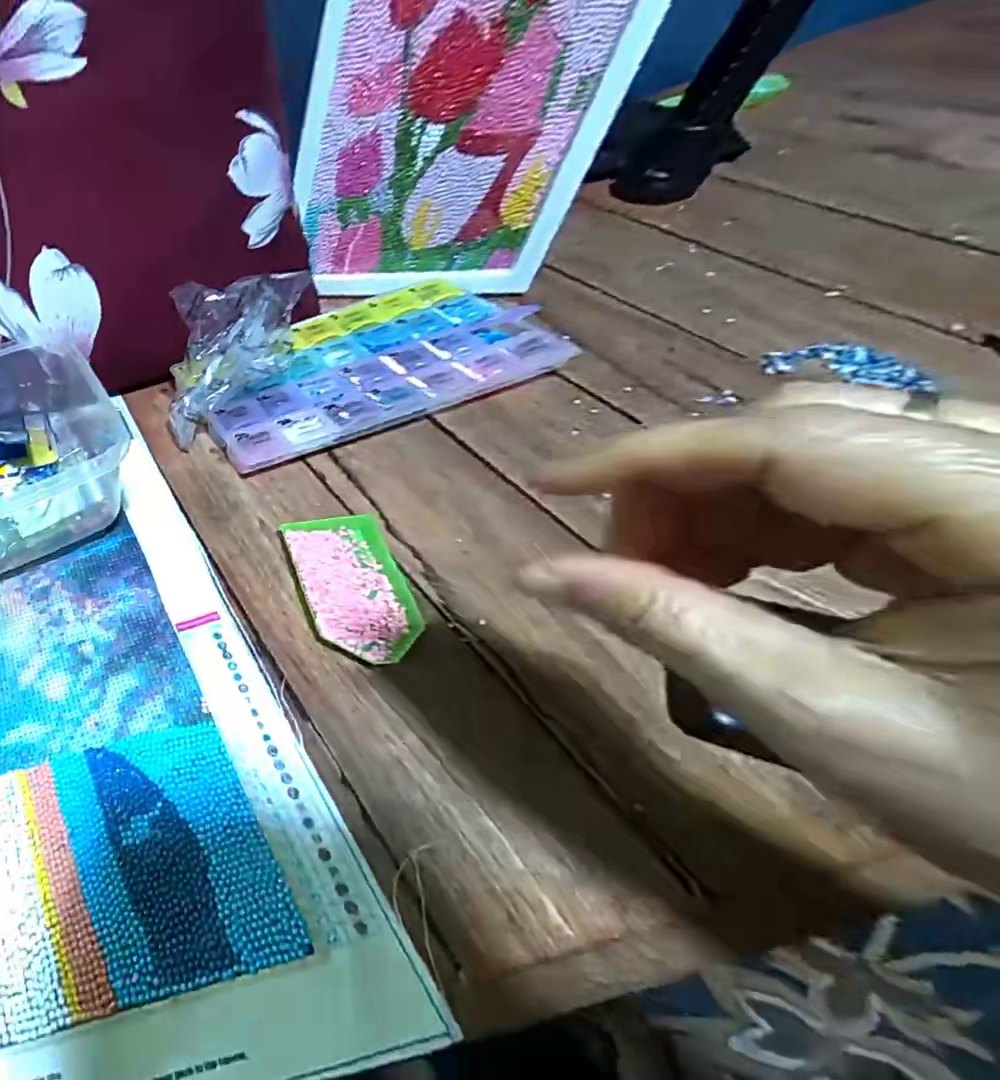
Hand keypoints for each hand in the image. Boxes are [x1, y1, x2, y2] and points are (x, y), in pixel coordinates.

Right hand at [518, 384, 999, 889]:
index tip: (549, 483)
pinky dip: (758, 521)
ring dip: (713, 503)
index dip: (654, 454)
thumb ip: (670, 626)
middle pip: (800, 425)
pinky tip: (732, 572)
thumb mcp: (818, 712)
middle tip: (625, 564)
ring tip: (671, 574)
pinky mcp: (984, 511)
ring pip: (812, 445)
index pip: (793, 438)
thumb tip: (535, 575)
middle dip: (682, 486)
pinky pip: (840, 481)